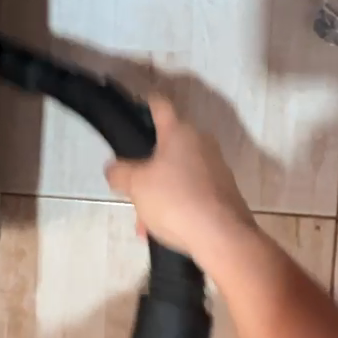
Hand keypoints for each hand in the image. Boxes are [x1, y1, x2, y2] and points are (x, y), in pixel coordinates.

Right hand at [103, 96, 257, 258]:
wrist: (223, 237)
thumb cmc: (176, 200)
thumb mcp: (136, 186)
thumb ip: (119, 172)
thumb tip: (113, 168)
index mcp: (179, 132)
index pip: (160, 105)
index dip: (146, 100)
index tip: (137, 101)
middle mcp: (201, 143)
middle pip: (167, 146)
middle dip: (146, 166)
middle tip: (130, 183)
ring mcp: (216, 168)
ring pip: (177, 174)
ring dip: (158, 192)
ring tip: (143, 221)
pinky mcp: (224, 192)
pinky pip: (191, 192)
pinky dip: (175, 205)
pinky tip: (161, 229)